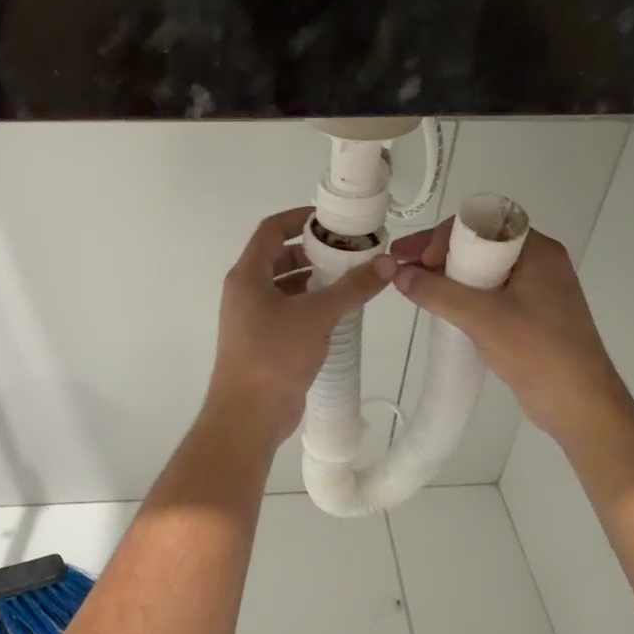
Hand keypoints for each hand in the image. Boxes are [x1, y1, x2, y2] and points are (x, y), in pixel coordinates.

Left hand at [206, 208, 392, 443]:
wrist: (248, 415)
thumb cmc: (275, 355)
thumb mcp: (318, 316)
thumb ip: (352, 288)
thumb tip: (388, 263)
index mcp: (247, 276)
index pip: (271, 231)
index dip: (299, 219)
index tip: (332, 221)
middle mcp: (245, 293)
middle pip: (278, 258)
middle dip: (313, 252)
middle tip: (349, 253)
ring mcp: (251, 320)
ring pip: (284, 288)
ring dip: (314, 281)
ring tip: (351, 281)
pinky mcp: (262, 343)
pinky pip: (287, 313)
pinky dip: (310, 306)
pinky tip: (339, 314)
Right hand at [389, 218, 633, 442]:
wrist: (580, 404)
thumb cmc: (537, 351)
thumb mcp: (482, 317)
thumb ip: (437, 292)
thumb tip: (398, 273)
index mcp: (537, 250)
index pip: (482, 224)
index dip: (444, 235)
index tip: (417, 257)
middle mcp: (538, 262)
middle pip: (480, 244)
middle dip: (439, 253)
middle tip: (402, 266)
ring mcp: (536, 290)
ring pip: (483, 270)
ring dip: (448, 275)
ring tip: (413, 286)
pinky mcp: (530, 315)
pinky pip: (490, 293)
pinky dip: (463, 295)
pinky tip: (441, 307)